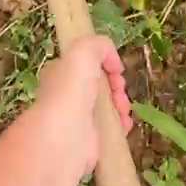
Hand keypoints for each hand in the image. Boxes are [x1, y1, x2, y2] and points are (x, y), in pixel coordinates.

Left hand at [29, 35, 132, 179]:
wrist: (65, 136)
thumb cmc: (72, 88)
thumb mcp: (84, 51)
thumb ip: (100, 45)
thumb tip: (113, 62)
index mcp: (61, 72)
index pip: (86, 64)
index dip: (105, 63)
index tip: (116, 70)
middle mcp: (66, 94)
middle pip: (99, 84)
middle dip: (116, 85)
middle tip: (120, 90)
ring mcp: (77, 118)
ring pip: (106, 105)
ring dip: (121, 104)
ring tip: (123, 109)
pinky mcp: (88, 139)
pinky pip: (109, 127)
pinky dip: (121, 125)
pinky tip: (124, 124)